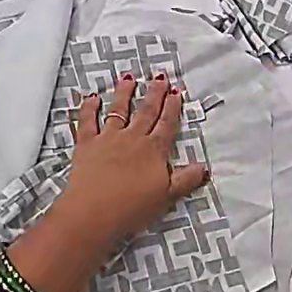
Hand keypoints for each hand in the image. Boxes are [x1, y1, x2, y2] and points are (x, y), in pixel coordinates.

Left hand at [54, 72, 210, 243]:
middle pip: (146, 111)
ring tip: (130, 79)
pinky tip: (92, 98)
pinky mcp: (86, 145)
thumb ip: (185, 180)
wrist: (94, 212)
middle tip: (160, 79)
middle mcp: (132, 139)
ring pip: (118, 110)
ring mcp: (108, 139)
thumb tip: (204, 168)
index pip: (166, 124)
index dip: (172, 108)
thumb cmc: (131, 207)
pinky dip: (89, 108)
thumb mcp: (166, 196)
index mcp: (154, 150)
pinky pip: (87, 121)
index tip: (176, 94)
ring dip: (124, 93)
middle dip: (155, 94)